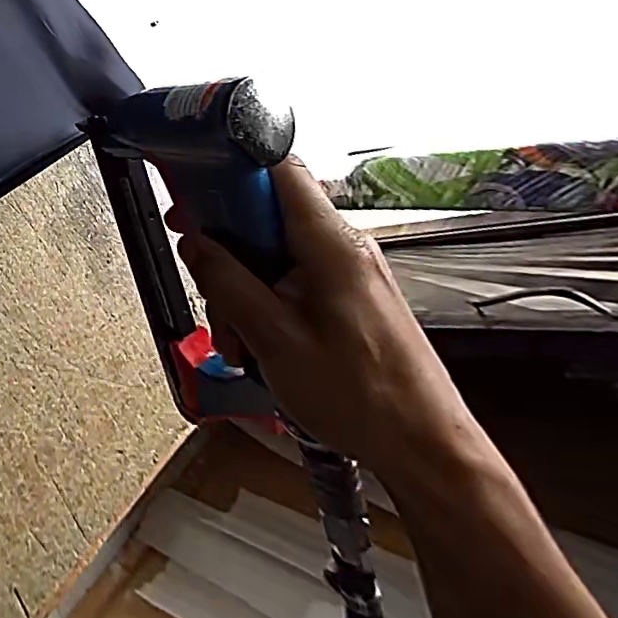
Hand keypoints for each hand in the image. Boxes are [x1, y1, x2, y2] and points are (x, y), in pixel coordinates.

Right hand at [165, 158, 477, 475]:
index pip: (279, 170)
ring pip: (269, 246)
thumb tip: (193, 243)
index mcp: (331, 246)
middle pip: (264, 210)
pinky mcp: (343, 291)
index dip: (230, 166)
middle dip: (222, 237)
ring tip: (233, 327)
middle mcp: (342, 247)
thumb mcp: (272, 336)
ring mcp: (345, 269)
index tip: (190, 186)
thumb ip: (225, 281)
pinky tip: (251, 332)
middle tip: (195, 261)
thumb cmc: (360, 396)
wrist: (426, 451)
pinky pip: (286, 272)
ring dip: (237, 278)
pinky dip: (258, 294)